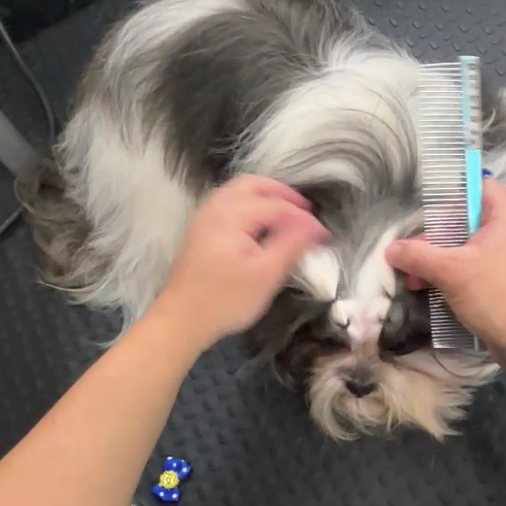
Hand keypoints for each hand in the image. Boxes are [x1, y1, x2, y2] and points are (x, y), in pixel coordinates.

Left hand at [147, 175, 328, 350]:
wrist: (181, 320)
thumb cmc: (225, 300)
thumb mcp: (265, 275)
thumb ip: (291, 245)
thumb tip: (314, 227)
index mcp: (231, 215)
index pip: (276, 206)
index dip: (303, 218)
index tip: (324, 234)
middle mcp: (215, 207)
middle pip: (254, 184)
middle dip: (283, 194)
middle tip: (306, 211)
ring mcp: (204, 217)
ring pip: (239, 191)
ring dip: (266, 196)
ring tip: (287, 214)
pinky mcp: (200, 230)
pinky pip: (229, 202)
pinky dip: (250, 204)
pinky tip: (261, 224)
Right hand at [385, 178, 505, 355]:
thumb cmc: (495, 295)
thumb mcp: (450, 271)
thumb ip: (417, 255)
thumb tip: (390, 249)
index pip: (479, 185)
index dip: (451, 192)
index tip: (424, 208)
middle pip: (469, 220)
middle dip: (436, 236)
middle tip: (413, 251)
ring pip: (470, 248)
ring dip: (441, 260)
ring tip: (416, 277)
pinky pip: (478, 269)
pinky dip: (456, 275)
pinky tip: (433, 289)